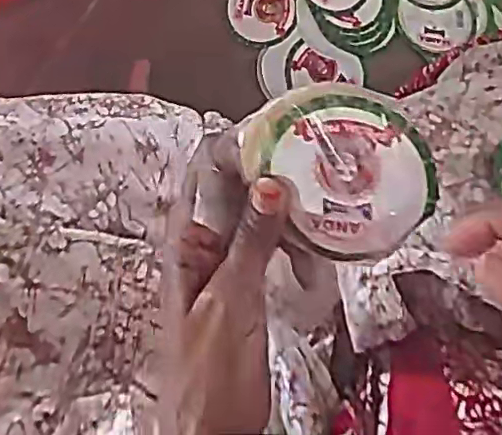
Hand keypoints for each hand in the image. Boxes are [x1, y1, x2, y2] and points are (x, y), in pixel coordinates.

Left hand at [165, 135, 290, 434]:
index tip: (271, 124)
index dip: (233, 142)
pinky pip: (268, 238)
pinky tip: (314, 221)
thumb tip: (270, 182)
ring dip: (281, 191)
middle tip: (304, 141)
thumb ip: (250, 241)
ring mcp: (226, 261)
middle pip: (232, 185)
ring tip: (315, 172)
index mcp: (185, 241)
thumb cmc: (208, 377)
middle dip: (265, 161)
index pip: (204, 170)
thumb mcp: (232, 302)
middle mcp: (203, 243)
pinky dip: (289, 225)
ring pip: (254, 209)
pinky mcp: (248, 280)